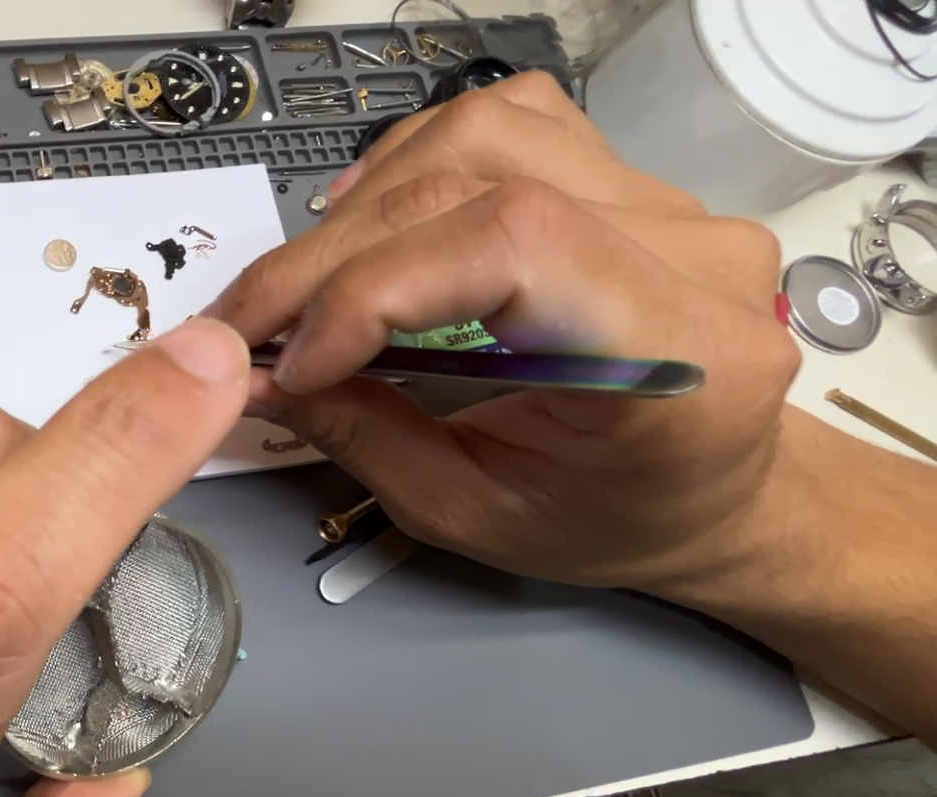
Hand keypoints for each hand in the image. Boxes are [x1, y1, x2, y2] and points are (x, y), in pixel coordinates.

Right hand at [205, 74, 797, 591]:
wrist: (704, 488)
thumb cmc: (596, 521)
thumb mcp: (464, 511)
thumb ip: (359, 436)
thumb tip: (256, 379)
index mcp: (672, 357)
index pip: (510, 249)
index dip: (369, 292)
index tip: (286, 366)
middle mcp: (682, 251)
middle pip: (467, 187)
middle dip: (319, 264)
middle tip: (241, 334)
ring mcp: (655, 199)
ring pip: (473, 136)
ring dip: (353, 213)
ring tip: (298, 289)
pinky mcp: (613, 181)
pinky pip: (495, 126)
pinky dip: (400, 168)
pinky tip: (361, 230)